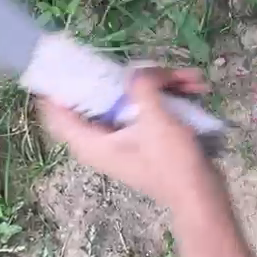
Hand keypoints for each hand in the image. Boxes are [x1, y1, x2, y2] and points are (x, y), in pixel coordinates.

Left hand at [37, 68, 220, 215]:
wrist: (201, 195)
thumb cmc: (171, 162)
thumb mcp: (155, 119)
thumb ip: (142, 87)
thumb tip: (139, 71)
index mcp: (91, 142)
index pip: (56, 112)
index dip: (58, 86)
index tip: (71, 61)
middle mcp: (103, 140)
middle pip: (104, 97)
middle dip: (133, 77)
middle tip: (155, 67)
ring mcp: (126, 139)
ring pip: (134, 99)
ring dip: (163, 85)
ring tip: (191, 78)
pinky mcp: (147, 139)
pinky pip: (151, 109)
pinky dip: (171, 98)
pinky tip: (197, 89)